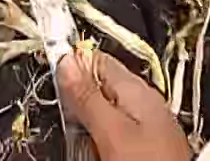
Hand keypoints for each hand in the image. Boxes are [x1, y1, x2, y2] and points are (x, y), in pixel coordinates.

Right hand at [57, 49, 189, 160]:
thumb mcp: (112, 133)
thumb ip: (88, 96)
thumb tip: (65, 59)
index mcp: (138, 89)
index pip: (96, 59)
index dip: (73, 69)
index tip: (58, 88)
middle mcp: (146, 103)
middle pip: (100, 89)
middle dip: (82, 105)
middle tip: (76, 130)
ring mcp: (151, 129)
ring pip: (108, 116)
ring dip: (93, 129)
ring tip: (90, 150)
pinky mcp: (152, 150)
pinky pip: (120, 137)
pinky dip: (107, 145)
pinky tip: (103, 156)